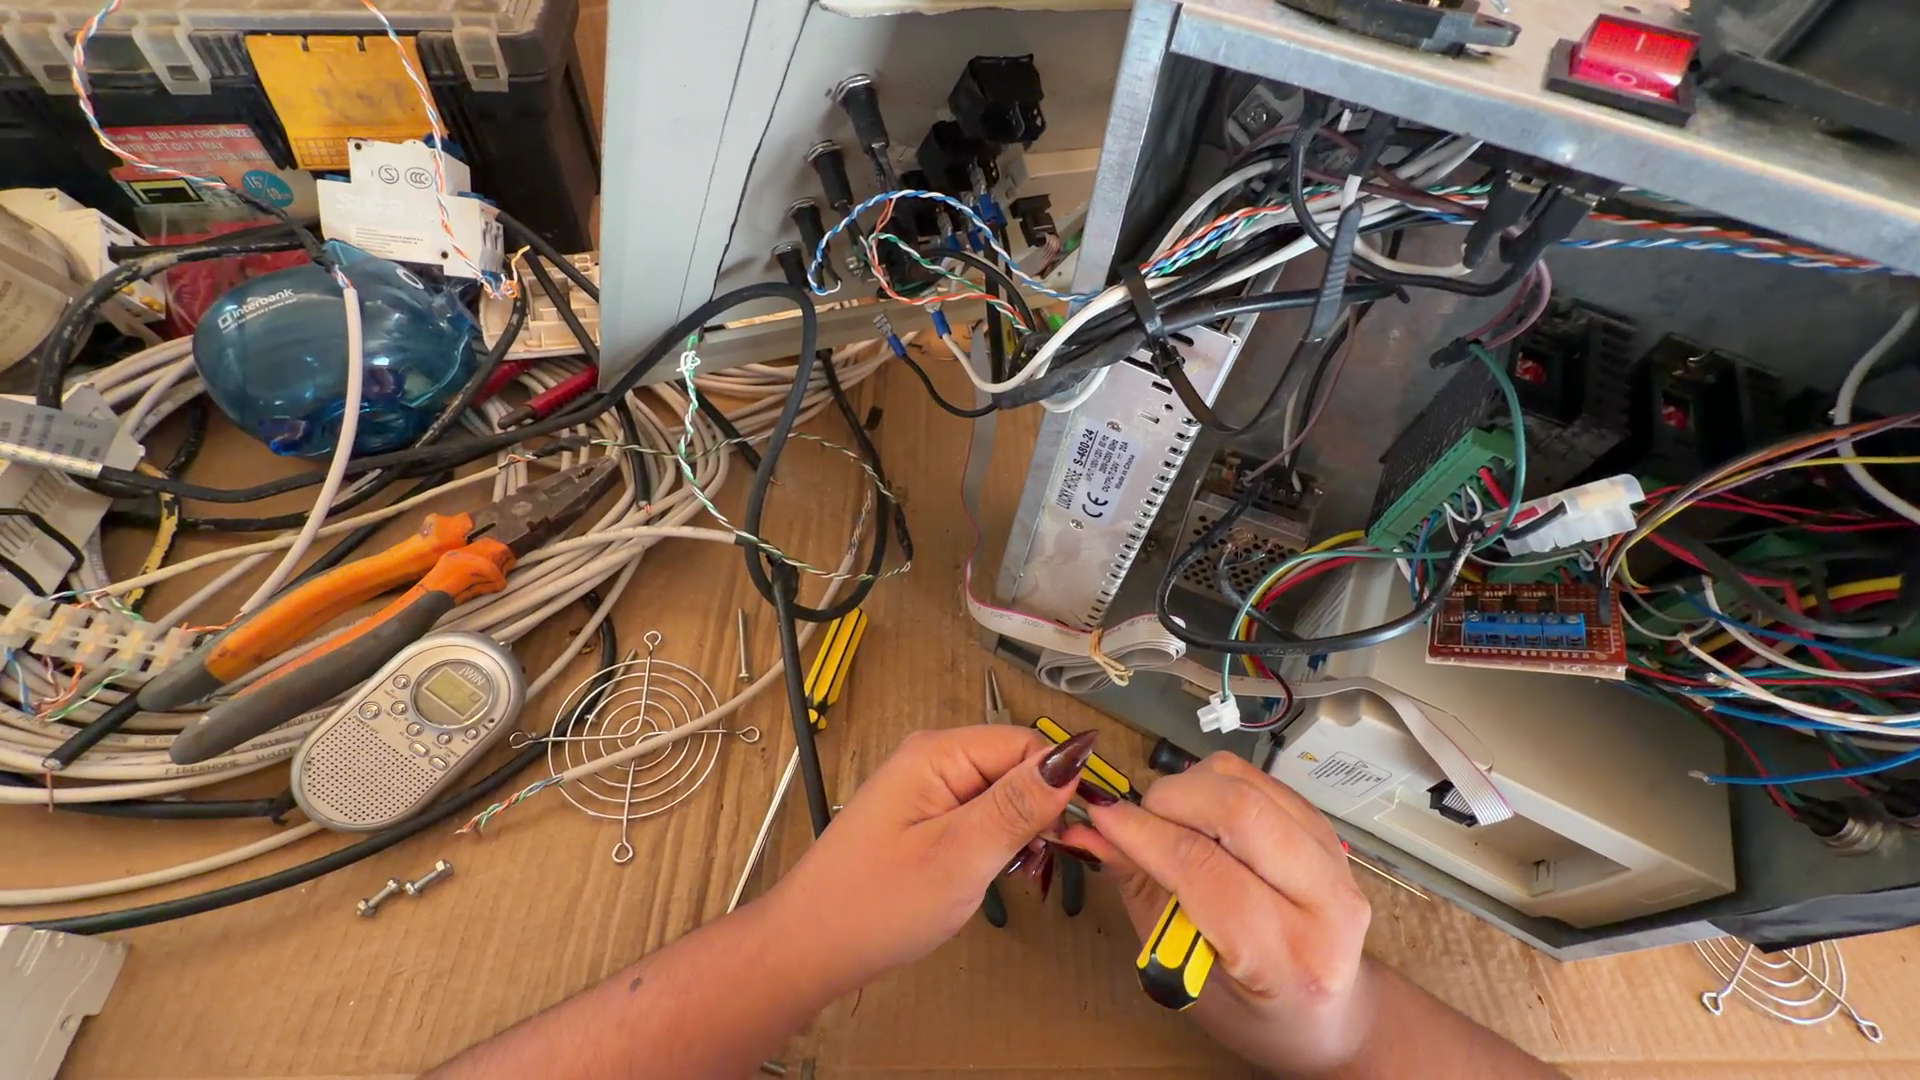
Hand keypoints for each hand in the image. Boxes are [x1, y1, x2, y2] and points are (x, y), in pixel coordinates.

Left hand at [764, 724, 1096, 990]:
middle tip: (1035, 863)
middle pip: (1016, 765)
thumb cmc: (876, 905)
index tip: (1074, 833)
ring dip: (1019, 829)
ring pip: (1002, 792)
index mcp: (939, 752)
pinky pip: (980, 812)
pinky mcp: (926, 813)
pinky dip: (996, 841)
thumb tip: (1074, 756)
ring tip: (1010, 873)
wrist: (811, 948)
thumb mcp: (960, 856)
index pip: (1027, 743)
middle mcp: (934, 757)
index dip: (1059, 782)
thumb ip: (1018, 804)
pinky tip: (990, 872)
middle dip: (1038, 810)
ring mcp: (928, 786)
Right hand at [1063, 752, 1376, 1075]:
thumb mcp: (1181, 968)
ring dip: (1188, 786)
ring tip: (1166, 819)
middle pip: (1238, 810)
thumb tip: (1082, 831)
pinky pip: (1256, 778)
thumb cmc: (1246, 1006)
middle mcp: (1325, 902)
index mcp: (1287, 957)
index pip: (1205, 871)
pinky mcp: (1325, 827)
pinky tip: (1198, 815)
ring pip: (1245, 783)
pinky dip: (1211, 782)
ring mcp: (1333, 857)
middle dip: (1169, 799)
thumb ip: (1137, 887)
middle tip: (1135, 817)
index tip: (1099, 815)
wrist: (1328, 1014)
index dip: (1144, 834)